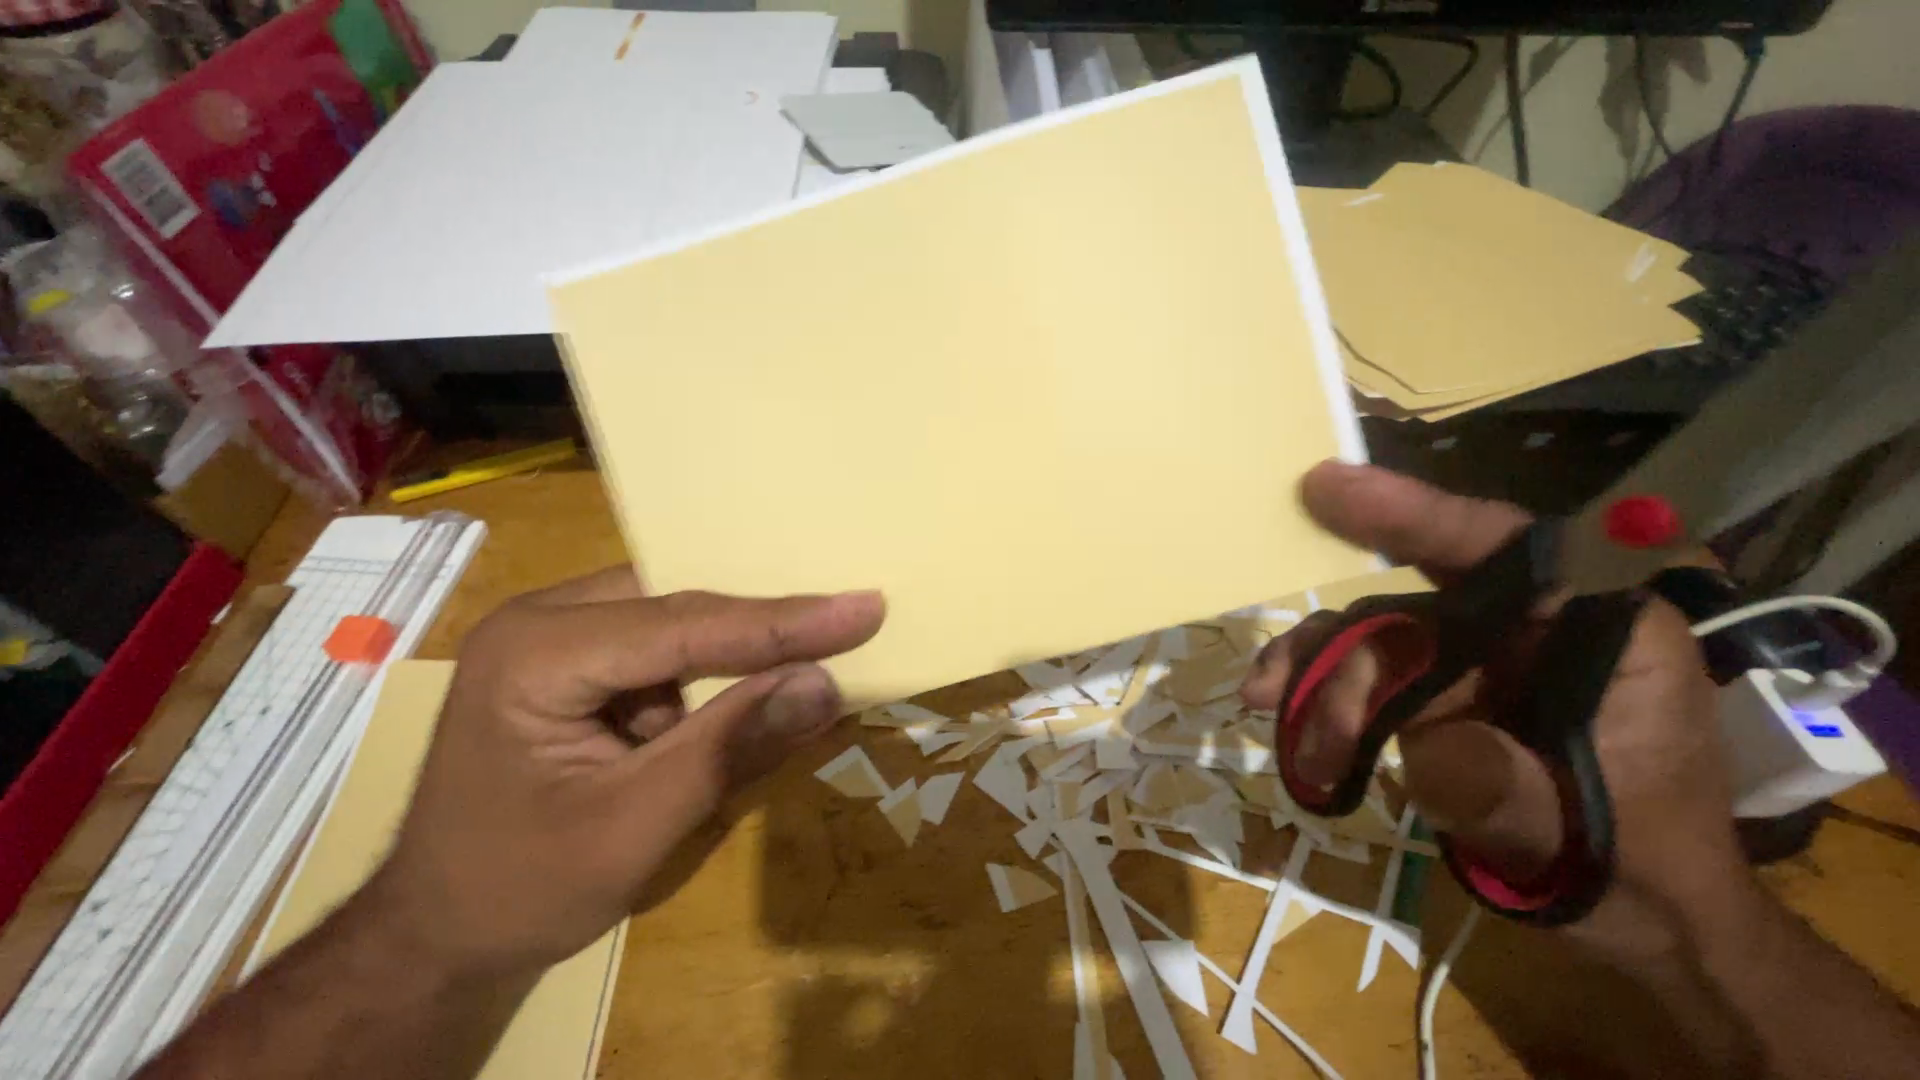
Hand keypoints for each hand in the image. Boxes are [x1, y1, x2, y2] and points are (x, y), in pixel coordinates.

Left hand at [363, 568, 885, 976]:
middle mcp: (542, 622)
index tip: (864, 609)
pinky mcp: (577, 667)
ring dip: (744, 650)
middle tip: (854, 618)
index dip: (781, 622)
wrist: (436, 934)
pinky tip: (757, 688)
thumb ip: (728, 748)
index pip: (682, 623)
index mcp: (535, 652)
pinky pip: (665, 653)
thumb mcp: (632, 828)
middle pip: (680, 607)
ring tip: (824, 647)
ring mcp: (556, 640)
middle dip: (766, 624)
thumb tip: (823, 685)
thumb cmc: (519, 889)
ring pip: (677, 623)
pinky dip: (714, 675)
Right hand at [1242, 462, 1750, 946]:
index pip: (1500, 547)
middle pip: (1410, 605)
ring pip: (1375, 639)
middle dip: (1339, 648)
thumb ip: (1503, 788)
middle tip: (1274, 688)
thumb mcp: (1575, 832)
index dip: (1412, 512)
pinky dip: (1325, 700)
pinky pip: (1369, 676)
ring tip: (1270, 716)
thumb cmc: (1636, 864)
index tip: (1326, 489)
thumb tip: (1425, 748)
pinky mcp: (1445, 691)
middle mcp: (1531, 626)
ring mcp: (1482, 658)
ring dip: (1318, 678)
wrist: (1636, 916)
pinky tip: (1298, 737)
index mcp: (1594, 628)